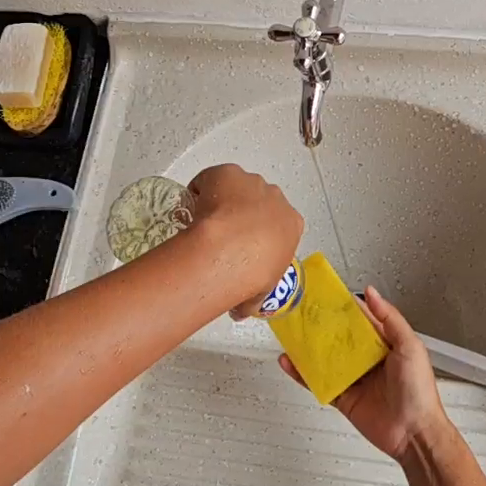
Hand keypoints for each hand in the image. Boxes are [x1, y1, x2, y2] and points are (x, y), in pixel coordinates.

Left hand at [185, 164, 302, 316]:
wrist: (233, 250)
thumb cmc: (254, 273)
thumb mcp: (260, 292)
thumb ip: (252, 298)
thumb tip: (239, 312)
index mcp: (291, 223)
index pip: (279, 223)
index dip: (261, 232)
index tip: (245, 244)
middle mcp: (276, 197)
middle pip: (259, 201)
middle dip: (244, 214)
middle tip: (224, 234)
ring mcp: (251, 182)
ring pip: (237, 186)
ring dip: (223, 200)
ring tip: (206, 222)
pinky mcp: (227, 173)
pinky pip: (211, 179)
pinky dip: (201, 189)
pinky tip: (193, 209)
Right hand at [279, 286, 453, 461]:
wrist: (413, 433)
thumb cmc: (418, 391)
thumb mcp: (410, 346)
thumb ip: (390, 318)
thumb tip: (372, 293)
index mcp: (385, 343)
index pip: (361, 319)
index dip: (346, 307)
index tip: (328, 294)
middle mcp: (368, 359)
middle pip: (339, 337)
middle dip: (322, 325)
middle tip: (303, 311)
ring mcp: (353, 378)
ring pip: (325, 358)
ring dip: (309, 347)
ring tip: (291, 333)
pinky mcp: (342, 396)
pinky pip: (318, 382)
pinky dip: (302, 374)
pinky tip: (290, 363)